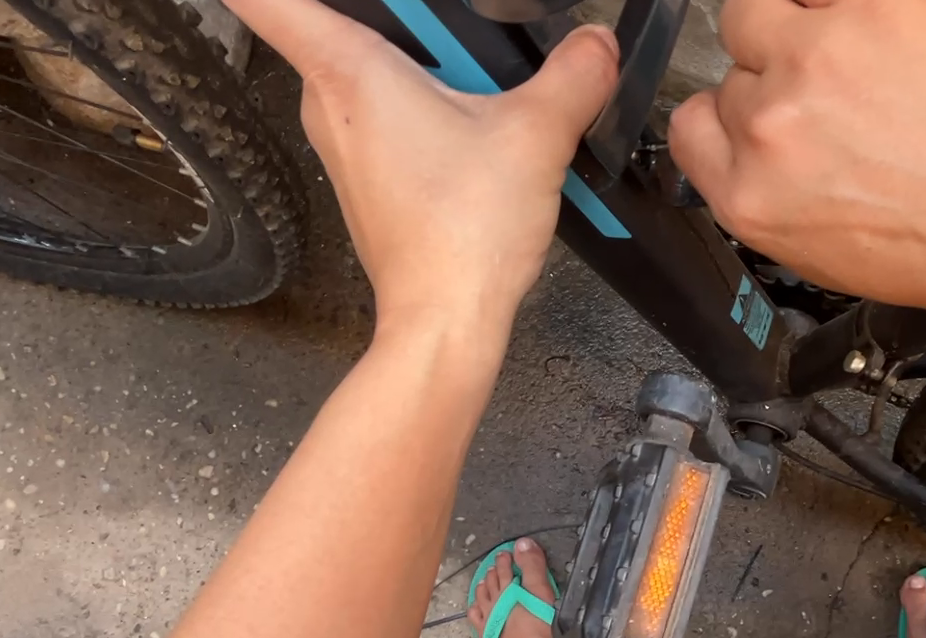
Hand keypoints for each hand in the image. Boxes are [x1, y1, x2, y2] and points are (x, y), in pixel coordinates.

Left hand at [226, 0, 616, 324]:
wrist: (447, 321)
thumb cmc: (465, 232)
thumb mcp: (535, 138)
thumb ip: (571, 78)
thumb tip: (597, 43)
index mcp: (345, 68)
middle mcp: (328, 107)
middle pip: (341, 25)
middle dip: (411, 27)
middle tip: (470, 50)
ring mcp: (345, 154)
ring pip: (372, 83)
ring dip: (425, 78)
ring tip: (483, 99)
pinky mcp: (370, 191)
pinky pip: (390, 132)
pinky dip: (426, 126)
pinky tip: (475, 152)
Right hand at [669, 0, 925, 314]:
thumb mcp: (819, 257)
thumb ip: (767, 199)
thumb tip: (750, 157)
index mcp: (749, 201)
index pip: (689, 130)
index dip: (722, 125)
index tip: (751, 125)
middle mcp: (764, 129)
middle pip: (728, 77)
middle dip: (768, 87)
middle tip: (824, 105)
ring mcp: (811, 59)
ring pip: (751, 13)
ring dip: (782, 29)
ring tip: (834, 54)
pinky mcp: (868, 6)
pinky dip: (836, 8)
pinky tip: (873, 33)